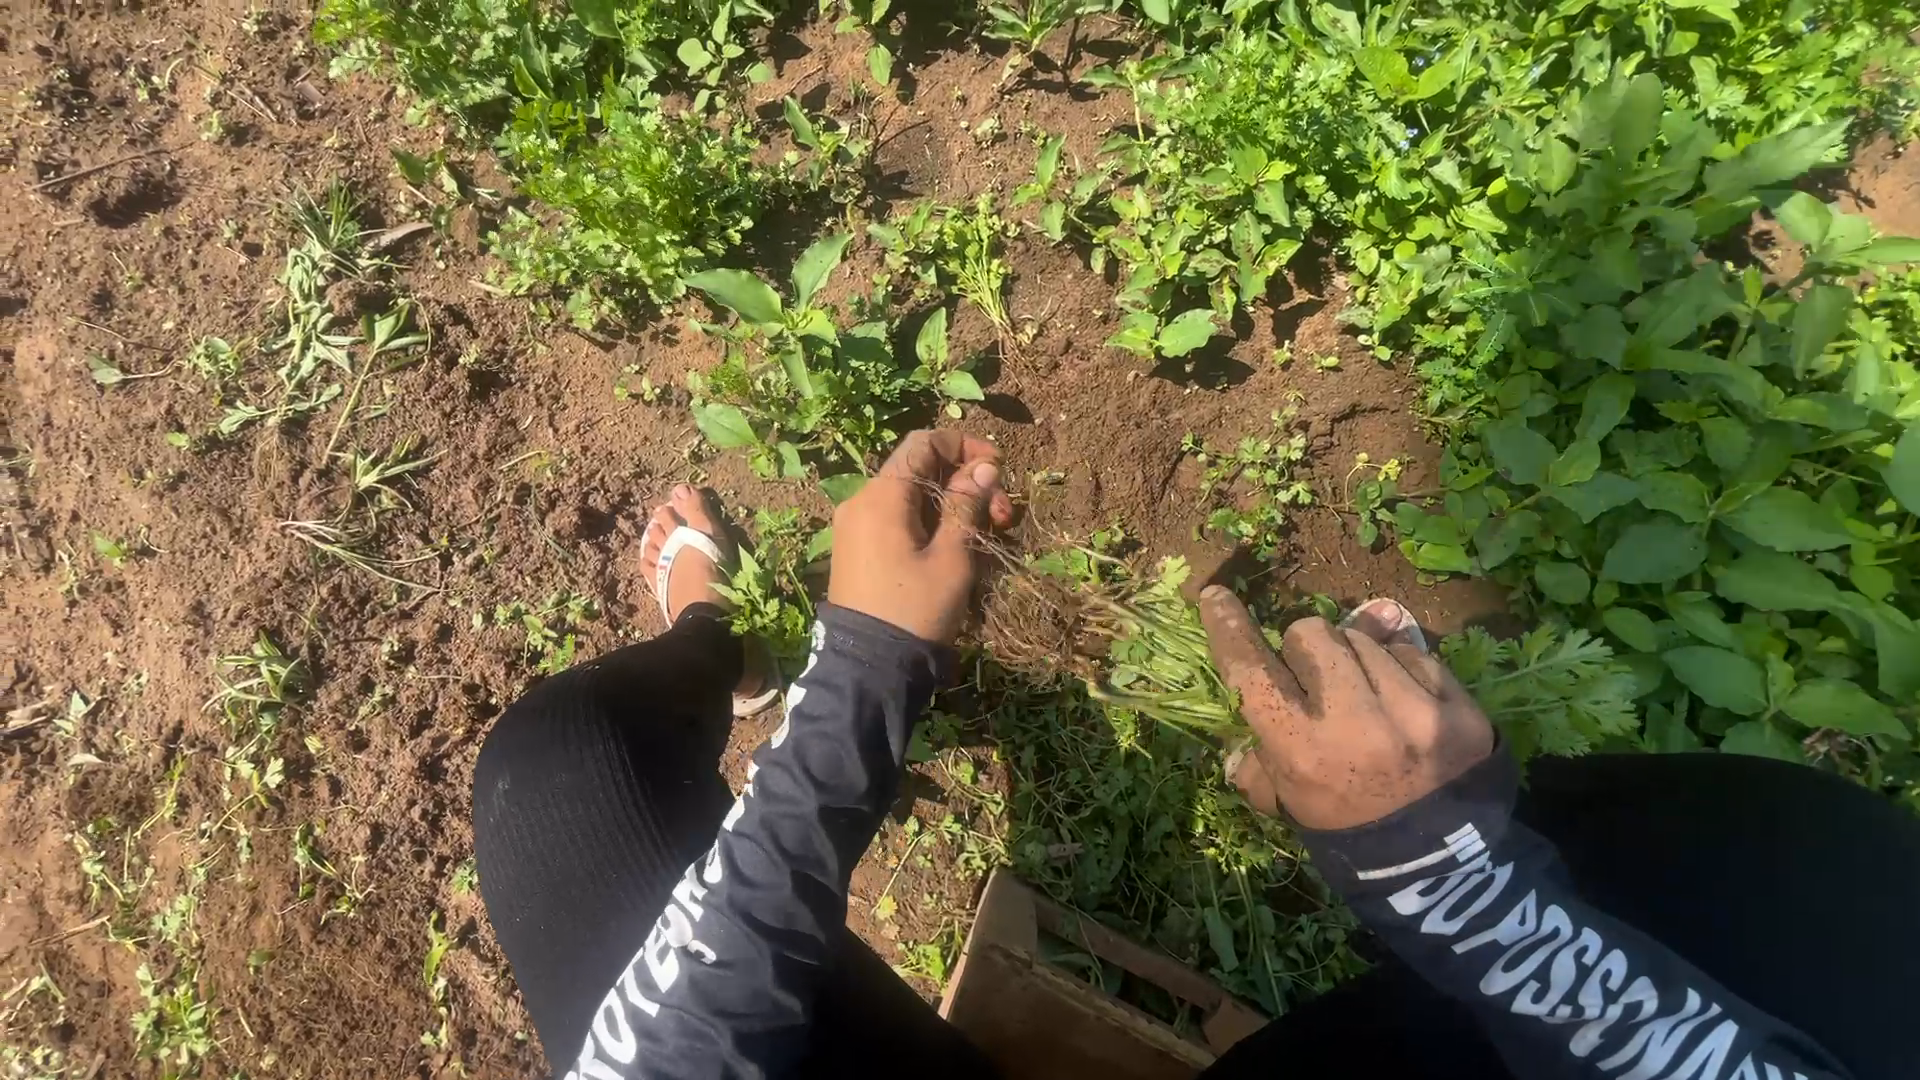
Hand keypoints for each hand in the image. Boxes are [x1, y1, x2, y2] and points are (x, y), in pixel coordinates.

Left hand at [828, 429, 1015, 644]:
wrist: (866, 669)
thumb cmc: (915, 611)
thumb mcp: (952, 558)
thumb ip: (968, 505)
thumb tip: (984, 466)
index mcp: (881, 496)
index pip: (924, 443)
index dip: (965, 447)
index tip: (998, 469)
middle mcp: (861, 502)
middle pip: (921, 471)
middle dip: (967, 485)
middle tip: (1004, 517)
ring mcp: (855, 527)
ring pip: (912, 498)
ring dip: (953, 508)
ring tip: (988, 537)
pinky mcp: (858, 550)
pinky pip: (898, 521)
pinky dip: (930, 525)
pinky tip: (958, 549)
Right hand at [1198, 591, 1495, 830]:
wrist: (1438, 865)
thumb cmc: (1342, 824)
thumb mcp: (1283, 796)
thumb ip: (1252, 755)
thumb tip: (1237, 711)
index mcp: (1299, 747)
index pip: (1250, 668)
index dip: (1227, 626)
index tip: (1215, 597)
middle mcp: (1354, 722)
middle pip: (1310, 633)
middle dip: (1304, 648)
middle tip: (1313, 678)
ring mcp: (1413, 712)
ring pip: (1363, 637)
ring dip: (1353, 657)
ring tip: (1363, 697)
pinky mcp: (1460, 710)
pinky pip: (1413, 654)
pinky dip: (1399, 669)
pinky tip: (1401, 703)